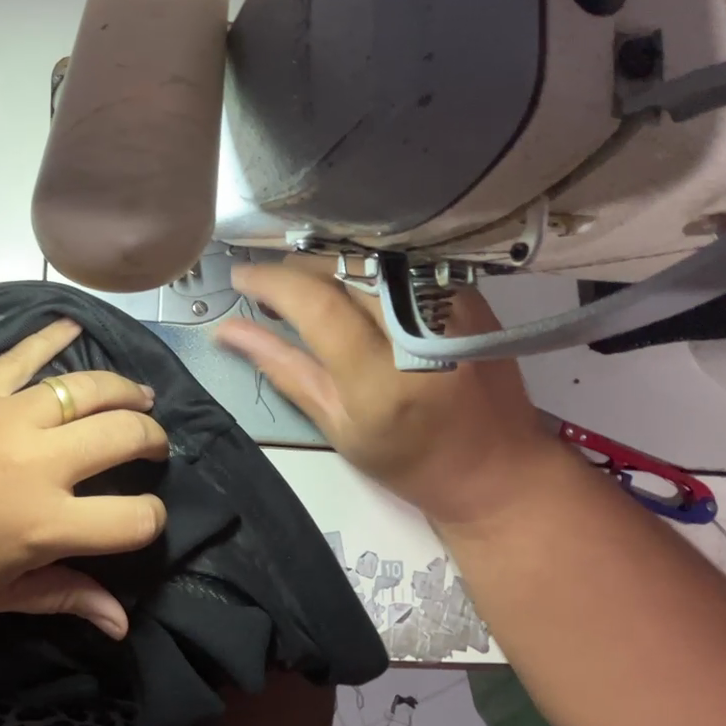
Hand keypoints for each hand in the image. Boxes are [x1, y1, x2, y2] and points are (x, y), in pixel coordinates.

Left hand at [0, 319, 169, 637]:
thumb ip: (61, 597)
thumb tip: (120, 621)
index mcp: (45, 523)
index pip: (133, 517)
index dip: (152, 519)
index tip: (142, 518)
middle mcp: (38, 461)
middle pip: (122, 435)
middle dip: (152, 441)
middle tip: (152, 447)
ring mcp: (5, 416)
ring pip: (85, 387)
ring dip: (123, 389)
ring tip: (139, 396)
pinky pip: (21, 355)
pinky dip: (49, 336)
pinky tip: (72, 324)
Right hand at [215, 256, 558, 526]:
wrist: (498, 468)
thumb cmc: (408, 460)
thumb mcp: (335, 425)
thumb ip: (282, 368)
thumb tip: (227, 330)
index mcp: (380, 378)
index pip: (316, 303)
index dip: (270, 281)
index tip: (239, 277)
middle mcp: (418, 333)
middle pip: (342, 269)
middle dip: (294, 269)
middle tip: (268, 289)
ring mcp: (450, 308)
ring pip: (370, 258)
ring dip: (325, 265)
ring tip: (303, 287)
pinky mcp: (467, 296)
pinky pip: (401, 264)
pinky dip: (363, 269)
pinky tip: (347, 287)